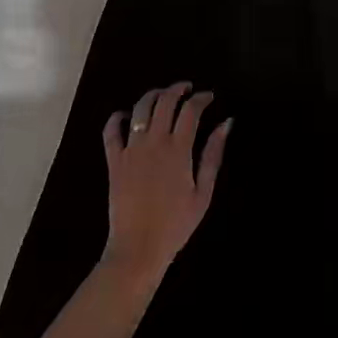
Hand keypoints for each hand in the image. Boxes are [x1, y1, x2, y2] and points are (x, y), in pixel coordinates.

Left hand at [100, 83, 230, 283]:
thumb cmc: (176, 224)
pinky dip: (117, 118)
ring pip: (139, 108)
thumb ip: (213, 155)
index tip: (209, 97)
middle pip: (165, 101)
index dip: (201, 98)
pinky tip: (125, 115)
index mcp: (178, 149)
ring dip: (152, 95)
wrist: (138, 249)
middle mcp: (154, 141)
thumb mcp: (203, 192)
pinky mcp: (114, 160)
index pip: (191, 110)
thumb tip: (226, 124)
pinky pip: (111, 131)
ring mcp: (131, 149)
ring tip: (162, 95)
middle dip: (178, 89)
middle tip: (187, 88)